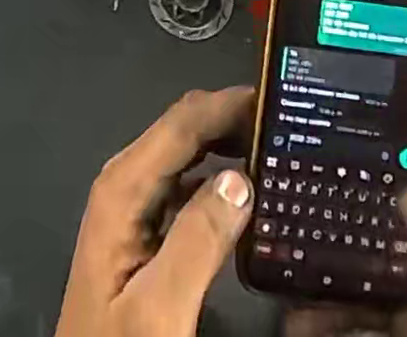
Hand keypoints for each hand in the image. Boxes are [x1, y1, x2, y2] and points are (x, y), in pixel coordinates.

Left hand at [55, 87, 255, 336]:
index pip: (181, 123)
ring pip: (188, 152)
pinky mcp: (148, 226)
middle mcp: (127, 182)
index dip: (226, 104)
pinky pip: (189, 183)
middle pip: (184, 128)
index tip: (273, 97)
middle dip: (231, 117)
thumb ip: (197, 241)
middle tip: (283, 122)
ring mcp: (136, 203)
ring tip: (274, 143)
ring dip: (228, 141)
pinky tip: (251, 186)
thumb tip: (240, 177)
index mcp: (123, 187)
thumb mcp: (159, 310)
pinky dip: (221, 173)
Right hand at [284, 132, 406, 336]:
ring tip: (279, 244)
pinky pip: (359, 321)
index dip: (405, 135)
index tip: (349, 121)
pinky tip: (294, 316)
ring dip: (325, 255)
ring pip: (367, 264)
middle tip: (290, 176)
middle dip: (346, 191)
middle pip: (394, 208)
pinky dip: (324, 316)